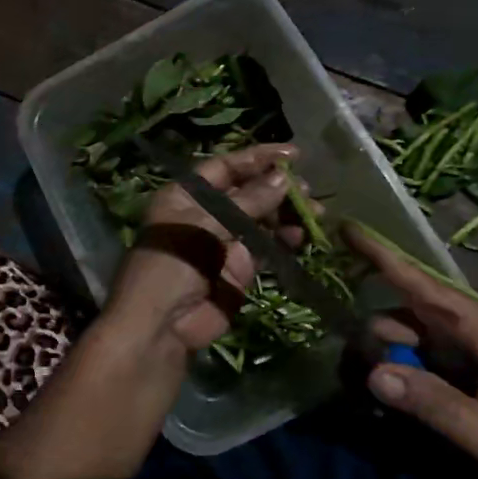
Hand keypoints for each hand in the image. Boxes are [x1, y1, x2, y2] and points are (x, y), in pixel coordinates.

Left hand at [106, 143, 301, 350]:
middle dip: (278, 188)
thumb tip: (284, 178)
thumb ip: (247, 202)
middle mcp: (205, 214)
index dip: (257, 159)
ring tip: (314, 213)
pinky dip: (285, 239)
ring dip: (287, 213)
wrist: (162, 324)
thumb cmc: (173, 263)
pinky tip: (302, 236)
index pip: (225, 167)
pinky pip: (267, 246)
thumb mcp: (205, 224)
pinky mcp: (239, 268)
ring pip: (262, 219)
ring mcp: (223, 241)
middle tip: (308, 189)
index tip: (294, 154)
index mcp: (186, 195)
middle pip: (247, 192)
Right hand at [342, 221, 477, 478]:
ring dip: (390, 357)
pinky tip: (392, 396)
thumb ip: (434, 404)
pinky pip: (431, 364)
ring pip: (420, 340)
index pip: (432, 290)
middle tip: (357, 372)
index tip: (350, 229)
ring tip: (368, 390)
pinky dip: (406, 374)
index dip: (387, 259)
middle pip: (417, 317)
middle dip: (380, 334)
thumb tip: (372, 373)